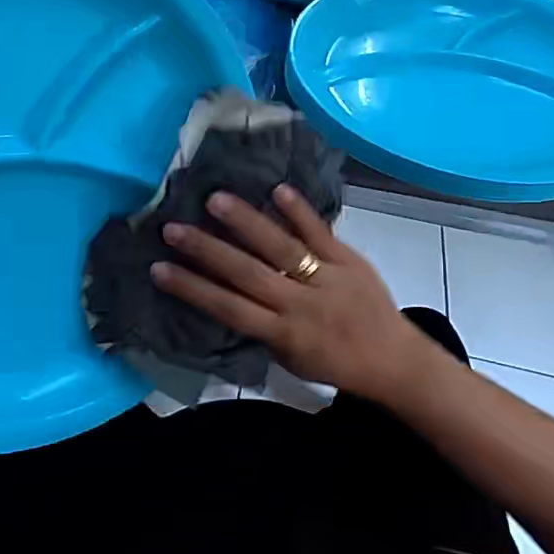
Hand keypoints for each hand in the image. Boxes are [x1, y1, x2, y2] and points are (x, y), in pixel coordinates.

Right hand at [149, 186, 450, 403]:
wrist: (395, 361)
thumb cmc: (335, 364)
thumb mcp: (290, 359)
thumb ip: (262, 329)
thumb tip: (230, 295)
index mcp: (282, 333)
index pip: (228, 308)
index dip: (191, 288)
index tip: (159, 269)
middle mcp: (299, 304)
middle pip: (246, 273)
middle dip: (206, 250)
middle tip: (172, 228)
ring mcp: (325, 278)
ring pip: (280, 248)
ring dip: (245, 222)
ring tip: (215, 200)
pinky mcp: (348, 260)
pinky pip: (321, 234)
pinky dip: (300, 211)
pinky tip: (278, 188)